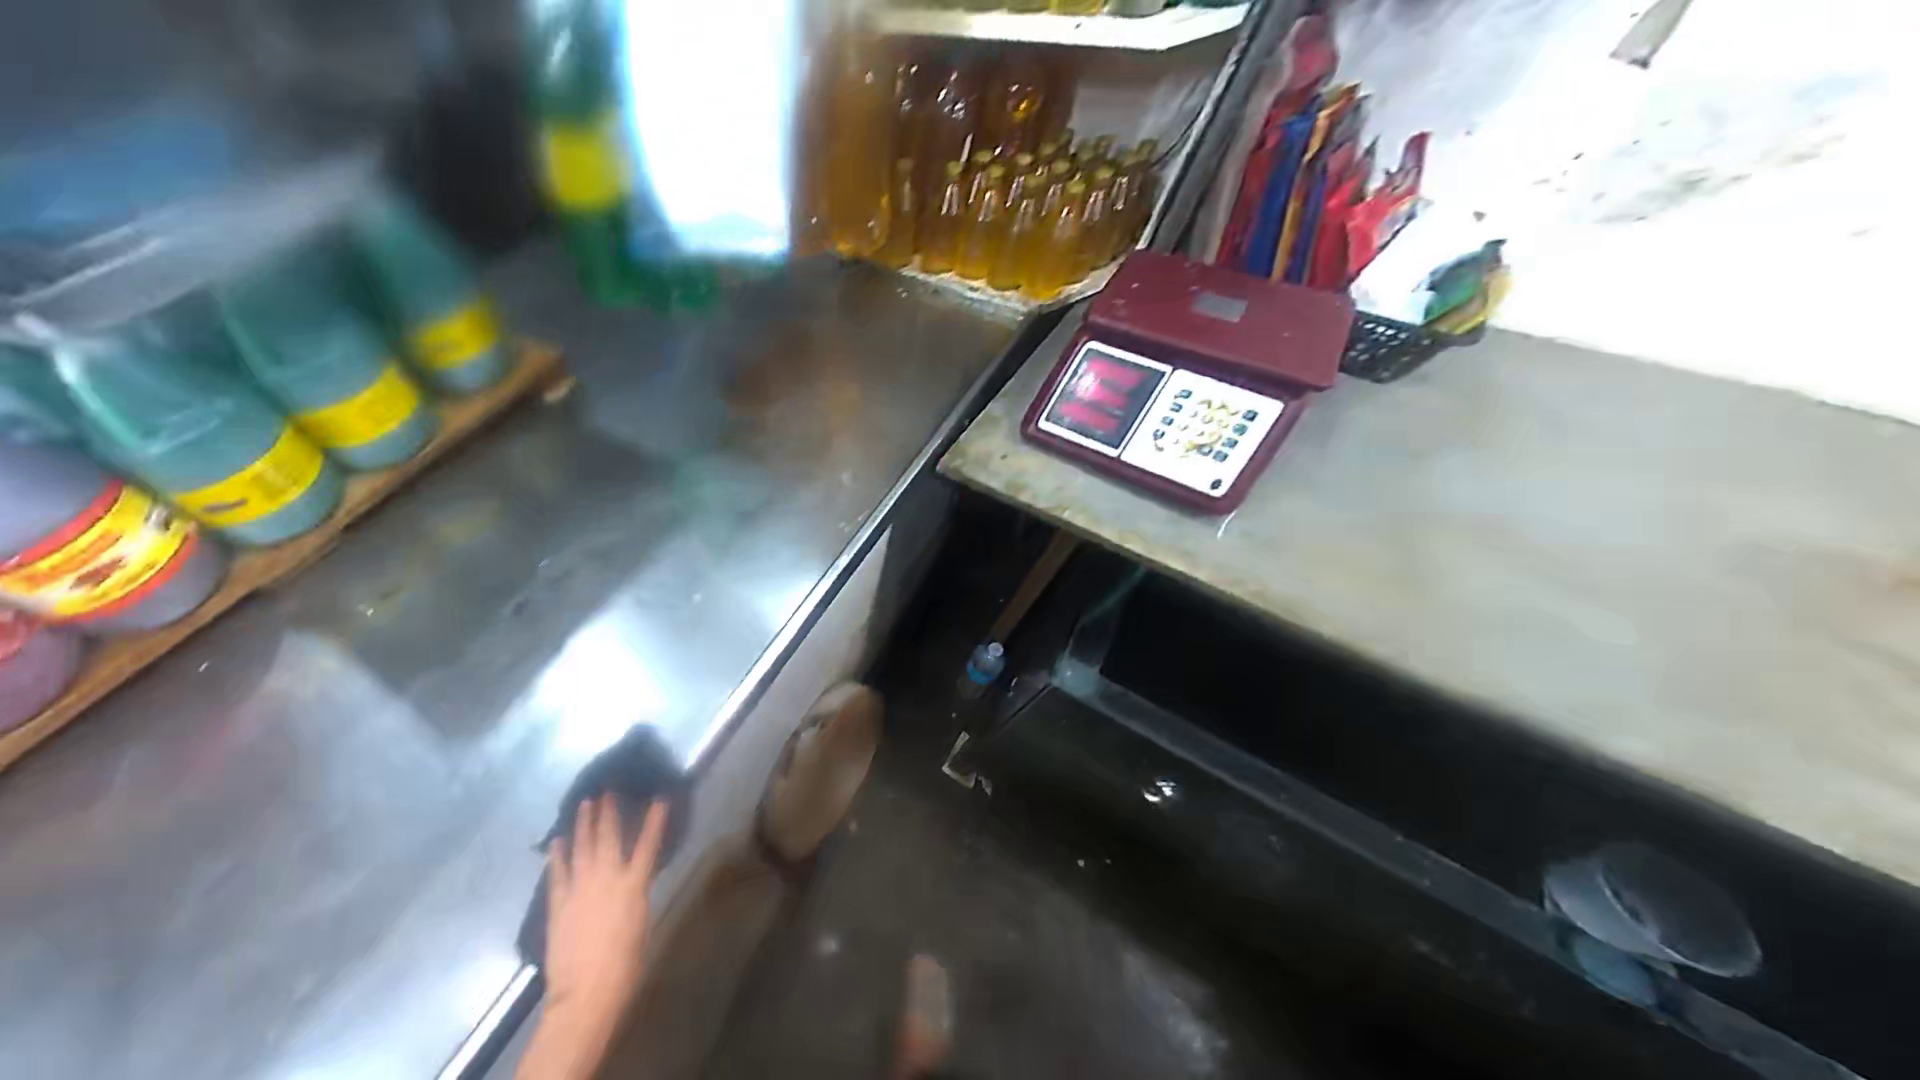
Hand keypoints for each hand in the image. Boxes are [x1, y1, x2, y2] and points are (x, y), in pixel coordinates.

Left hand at [545, 795, 668, 1023]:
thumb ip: (636, 896)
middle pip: (608, 837)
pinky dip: (557, 855)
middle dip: (609, 812)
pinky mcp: (558, 904)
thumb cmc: (627, 962)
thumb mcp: (642, 921)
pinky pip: (558, 873)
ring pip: (581, 848)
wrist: (587, 991)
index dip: (655, 819)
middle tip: (608, 790)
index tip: (660, 796)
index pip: (649, 843)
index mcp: (634, 884)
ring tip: (584, 804)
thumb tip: (632, 883)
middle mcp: (607, 878)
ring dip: (583, 824)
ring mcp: (580, 889)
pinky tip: (556, 841)